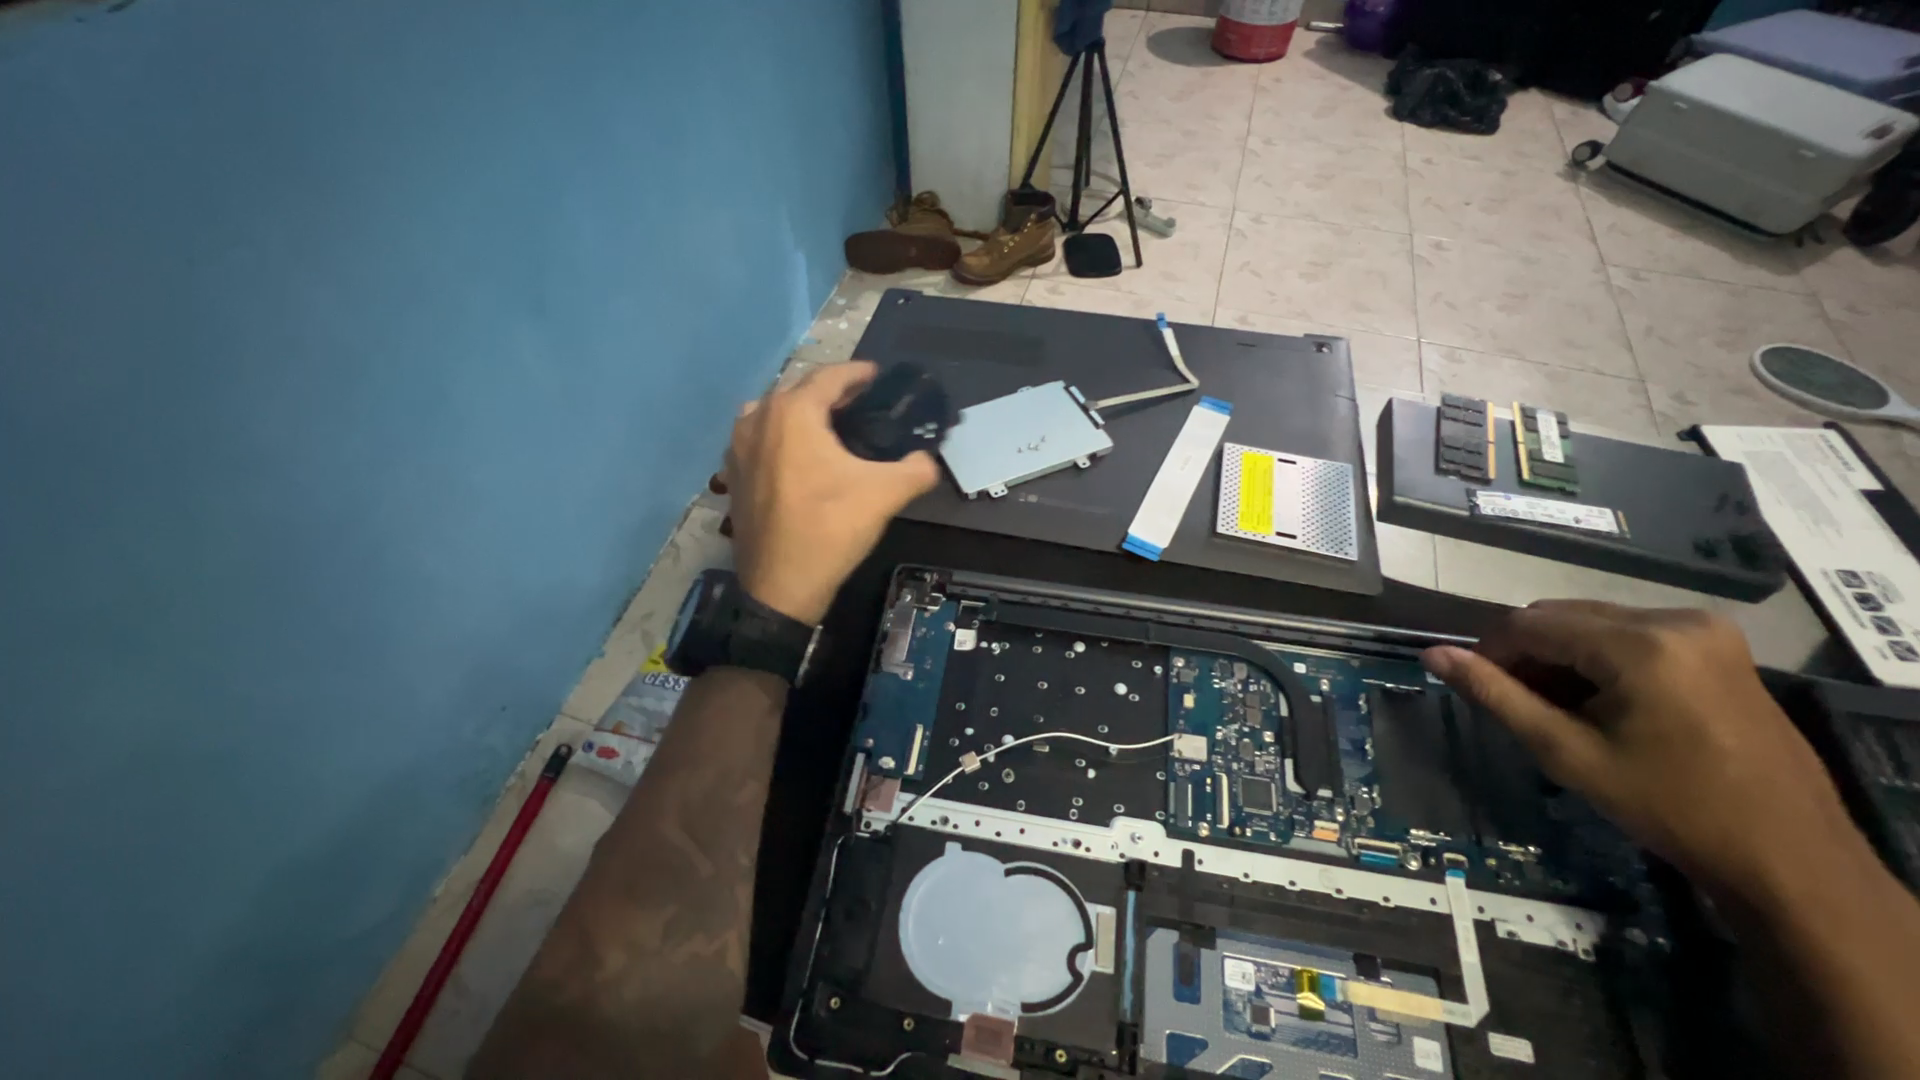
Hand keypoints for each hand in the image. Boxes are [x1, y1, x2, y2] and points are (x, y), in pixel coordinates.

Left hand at [712, 362, 939, 624]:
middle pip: (799, 390)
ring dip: (801, 412)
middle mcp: (759, 418)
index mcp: (793, 412)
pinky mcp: (733, 474)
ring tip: (829, 427)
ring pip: (773, 412)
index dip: (859, 374)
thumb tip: (930, 459)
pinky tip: (798, 457)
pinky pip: (758, 439)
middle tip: (862, 404)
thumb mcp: (885, 494)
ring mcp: (738, 447)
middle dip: (831, 392)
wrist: (780, 585)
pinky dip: (779, 436)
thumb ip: (917, 468)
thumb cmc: (830, 529)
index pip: (830, 377)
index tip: (880, 378)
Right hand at [1422, 601, 1862, 906]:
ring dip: (1562, 656)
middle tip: (1519, 706)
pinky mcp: (1720, 646)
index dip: (1491, 651)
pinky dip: (1601, 659)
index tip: (1477, 690)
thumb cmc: (1669, 807)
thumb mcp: (1568, 754)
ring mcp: (1705, 630)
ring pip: (1595, 622)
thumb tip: (1433, 655)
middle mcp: (1674, 620)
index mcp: (1639, 644)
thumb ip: (1497, 696)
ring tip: (1560, 711)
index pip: (1531, 623)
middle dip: (1528, 654)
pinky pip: (1632, 634)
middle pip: (1563, 616)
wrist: (1787, 854)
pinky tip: (1602, 704)